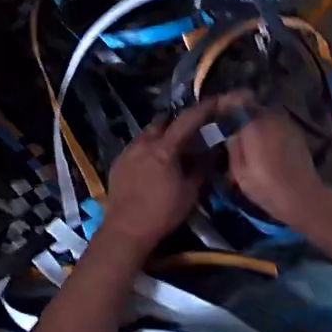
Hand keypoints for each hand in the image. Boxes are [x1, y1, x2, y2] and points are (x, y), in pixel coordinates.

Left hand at [97, 98, 221, 259]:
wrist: (125, 230)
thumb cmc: (161, 213)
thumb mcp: (189, 193)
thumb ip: (200, 169)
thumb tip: (209, 154)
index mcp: (164, 148)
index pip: (186, 121)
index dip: (202, 109)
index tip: (214, 101)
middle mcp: (143, 143)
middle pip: (162, 122)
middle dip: (176, 123)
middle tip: (189, 132)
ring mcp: (127, 152)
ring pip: (146, 134)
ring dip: (160, 136)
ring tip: (169, 149)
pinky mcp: (117, 163)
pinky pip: (135, 147)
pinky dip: (146, 149)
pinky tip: (150, 163)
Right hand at [224, 101, 329, 217]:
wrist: (303, 197)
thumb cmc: (266, 187)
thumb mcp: (239, 172)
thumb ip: (233, 147)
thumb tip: (232, 134)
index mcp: (254, 125)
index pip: (237, 101)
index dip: (227, 105)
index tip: (220, 113)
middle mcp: (271, 118)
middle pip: (253, 107)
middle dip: (242, 115)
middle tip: (234, 130)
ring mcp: (287, 124)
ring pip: (266, 116)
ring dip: (257, 123)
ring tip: (251, 140)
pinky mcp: (297, 133)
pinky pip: (277, 124)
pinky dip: (270, 129)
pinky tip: (267, 145)